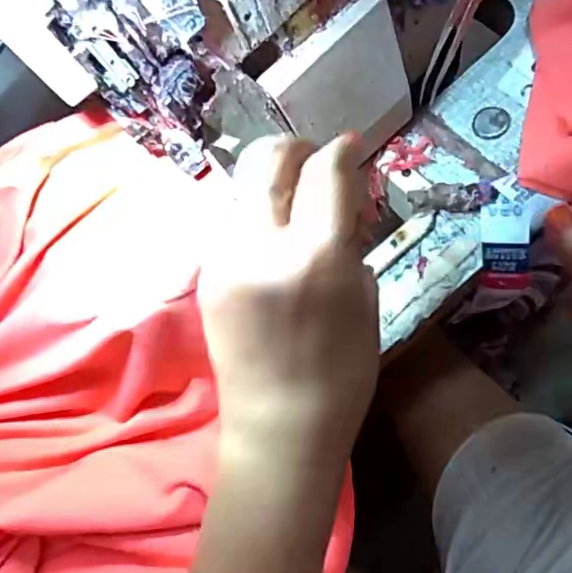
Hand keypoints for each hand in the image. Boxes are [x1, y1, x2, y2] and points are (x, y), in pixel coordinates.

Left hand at [199, 135, 379, 465]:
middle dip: (298, 147)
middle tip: (317, 161)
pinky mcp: (206, 273)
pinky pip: (232, 221)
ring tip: (296, 206)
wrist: (279, 425)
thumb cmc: (341, 373)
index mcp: (316, 257)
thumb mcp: (365, 300)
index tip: (351, 147)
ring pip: (245, 186)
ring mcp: (224, 258)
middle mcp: (262, 245)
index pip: (325, 170)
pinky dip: (257, 214)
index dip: (342, 150)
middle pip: (270, 158)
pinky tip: (273, 238)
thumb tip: (339, 201)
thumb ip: (348, 241)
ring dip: (274, 182)